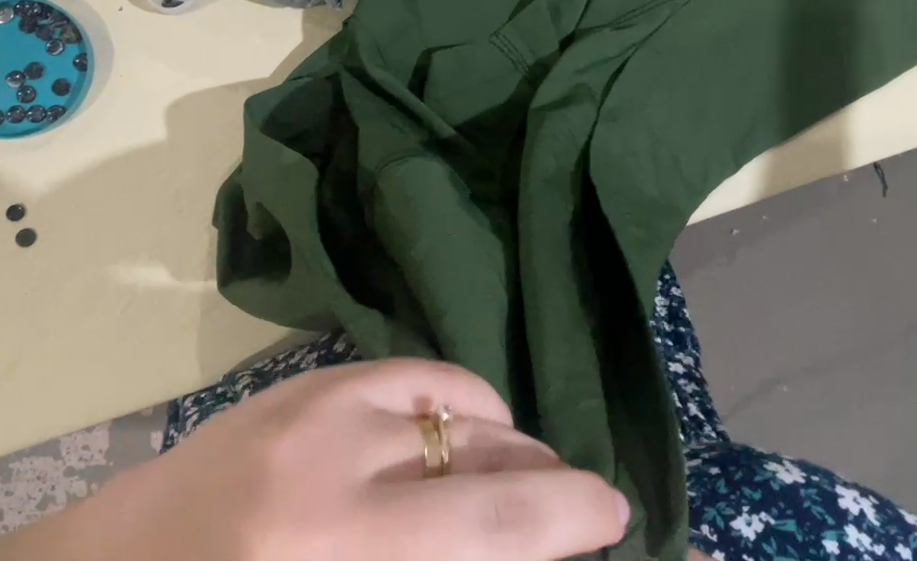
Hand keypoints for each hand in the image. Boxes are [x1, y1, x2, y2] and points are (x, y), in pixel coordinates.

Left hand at [0, 359, 629, 560]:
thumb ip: (433, 549)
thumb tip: (507, 532)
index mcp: (347, 549)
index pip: (495, 525)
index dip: (571, 515)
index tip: (614, 512)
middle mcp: (341, 470)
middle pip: (487, 460)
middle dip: (552, 479)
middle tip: (582, 499)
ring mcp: (319, 409)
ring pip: (457, 406)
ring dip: (506, 438)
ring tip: (523, 466)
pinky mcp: (303, 381)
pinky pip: (412, 373)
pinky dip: (456, 397)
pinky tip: (466, 425)